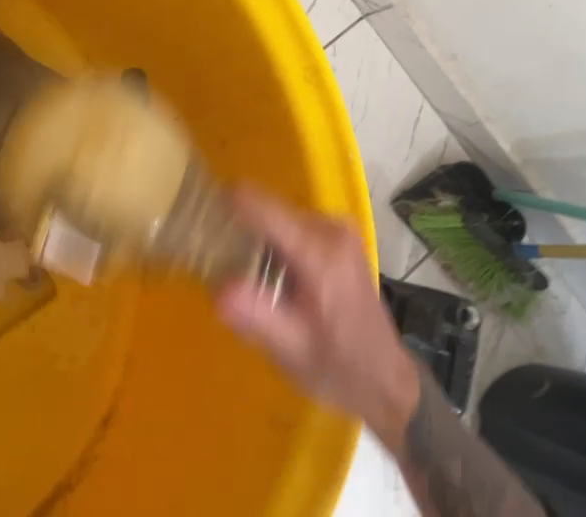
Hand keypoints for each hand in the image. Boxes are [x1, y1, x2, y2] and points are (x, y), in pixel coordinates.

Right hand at [215, 187, 421, 443]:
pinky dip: (271, 247)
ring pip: (273, 217)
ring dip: (255, 244)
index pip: (259, 205)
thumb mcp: (290, 351)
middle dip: (238, 236)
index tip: (199, 228)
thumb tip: (218, 287)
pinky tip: (275, 282)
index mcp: (320, 253)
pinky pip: (287, 226)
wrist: (386, 380)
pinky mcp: (336, 234)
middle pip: (263, 210)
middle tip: (226, 274)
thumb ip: (255, 316)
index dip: (223, 208)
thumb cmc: (337, 368)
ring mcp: (336, 228)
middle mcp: (330, 228)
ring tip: (251, 284)